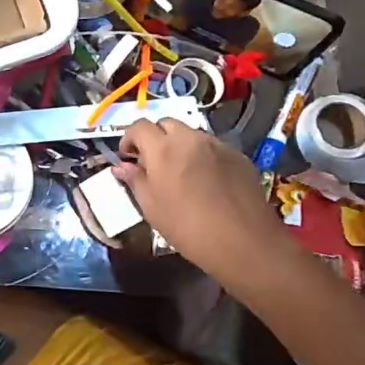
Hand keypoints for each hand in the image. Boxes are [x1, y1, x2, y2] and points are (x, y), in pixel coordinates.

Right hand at [113, 118, 294, 285]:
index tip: (127, 156)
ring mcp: (217, 145)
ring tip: (181, 172)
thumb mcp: (152, 208)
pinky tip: (206, 181)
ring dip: (180, 145)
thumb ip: (135, 181)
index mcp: (163, 149)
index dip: (129, 138)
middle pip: (166, 123)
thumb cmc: (188, 228)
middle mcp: (190, 138)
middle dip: (155, 137)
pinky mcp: (238, 155)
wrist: (242, 240)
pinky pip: (213, 147)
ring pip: (191, 134)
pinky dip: (202, 156)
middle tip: (153, 162)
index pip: (139, 126)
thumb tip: (121, 166)